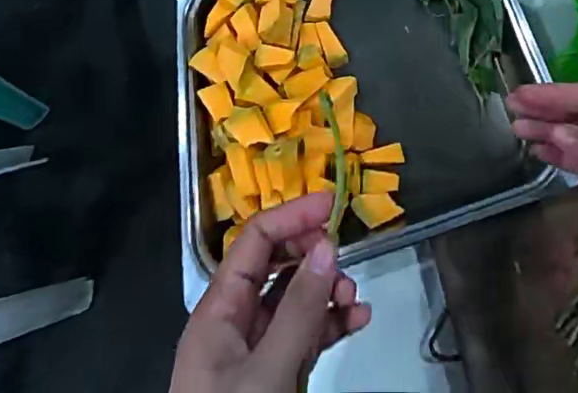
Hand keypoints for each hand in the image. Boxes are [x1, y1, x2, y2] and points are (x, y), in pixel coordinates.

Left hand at [171, 194, 371, 392]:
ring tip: (356, 301)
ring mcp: (255, 349)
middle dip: (314, 256)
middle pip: (276, 265)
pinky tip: (358, 320)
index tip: (332, 204)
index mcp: (218, 309)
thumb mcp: (267, 372)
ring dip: (327, 291)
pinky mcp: (274, 374)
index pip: (254, 240)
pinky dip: (331, 323)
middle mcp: (235, 321)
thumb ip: (298, 308)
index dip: (292, 216)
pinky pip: (305, 333)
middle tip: (347, 261)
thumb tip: (328, 244)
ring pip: (294, 299)